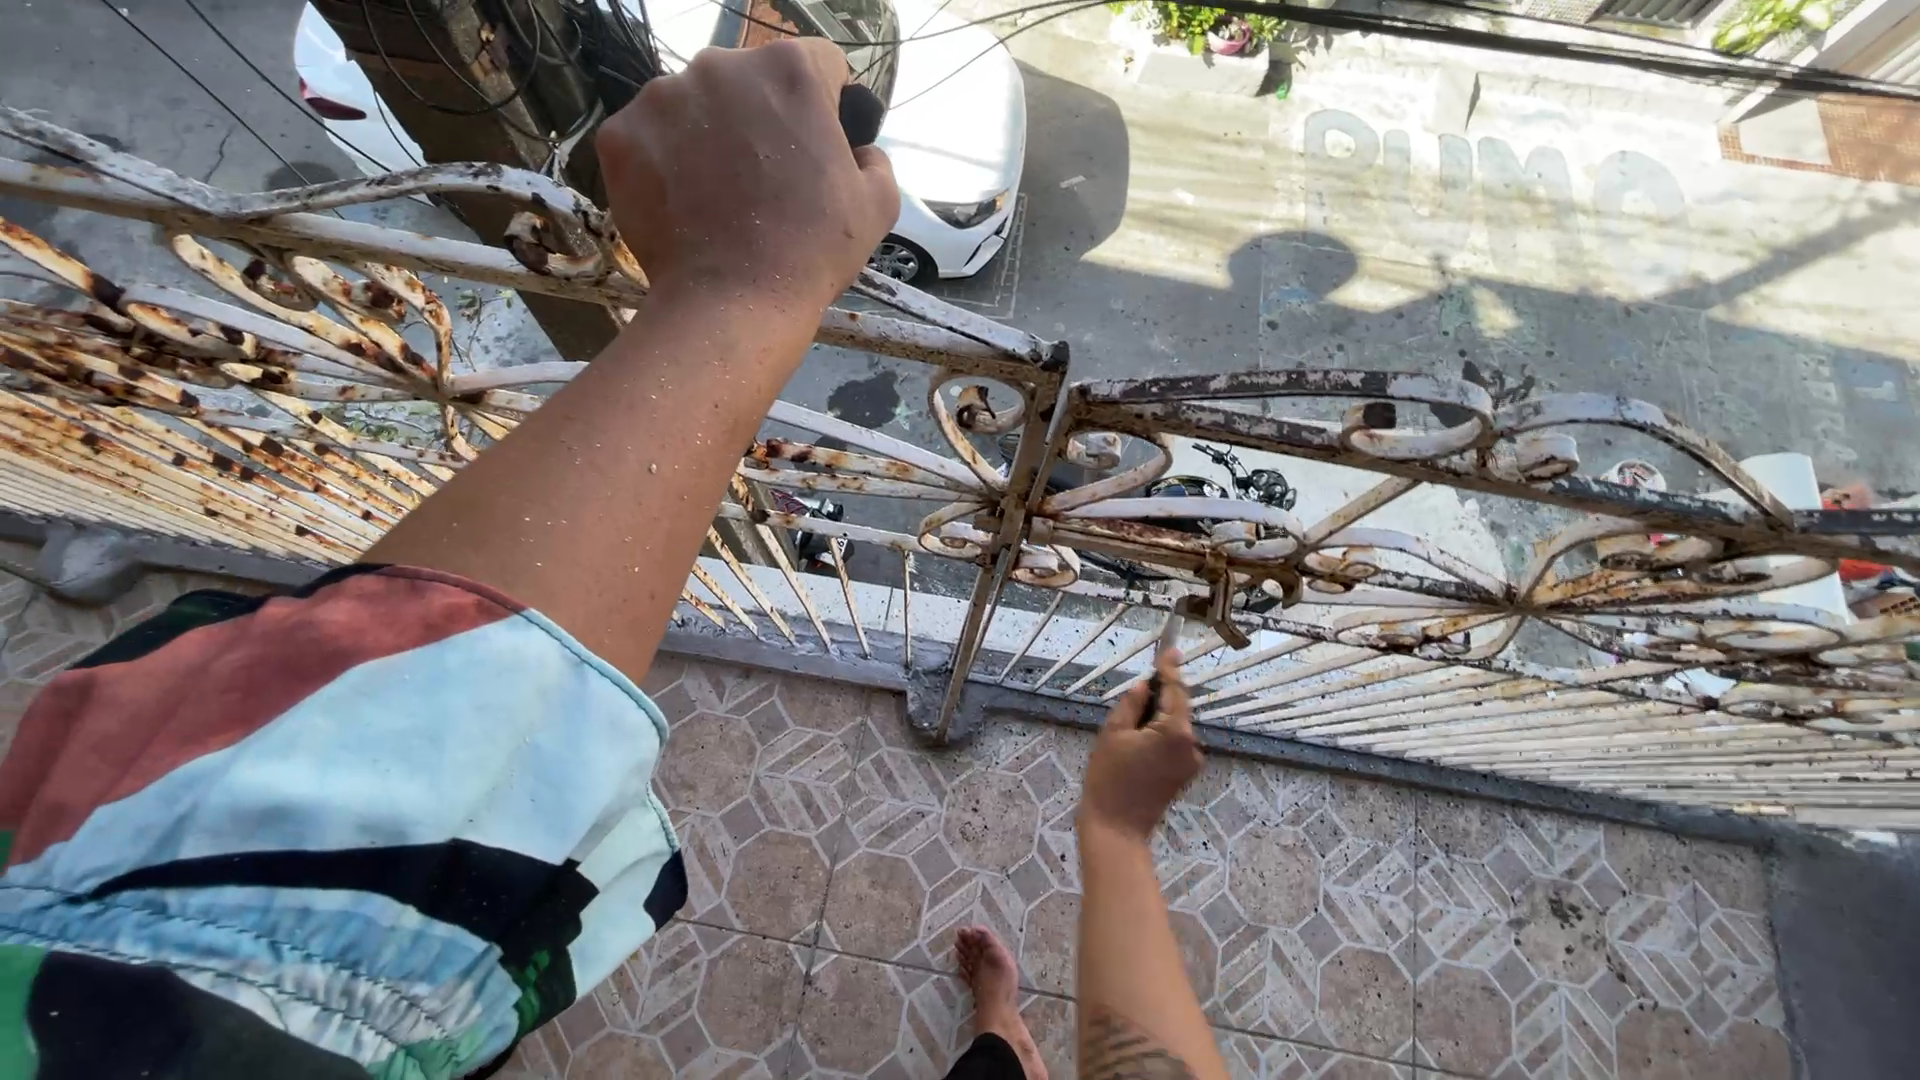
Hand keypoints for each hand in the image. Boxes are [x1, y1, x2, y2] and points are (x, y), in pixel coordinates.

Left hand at [595, 40, 899, 312]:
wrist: (735, 301)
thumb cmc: (813, 252)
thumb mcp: (877, 206)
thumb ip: (875, 159)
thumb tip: (860, 152)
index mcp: (790, 71)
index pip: (818, 64)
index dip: (827, 107)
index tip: (821, 148)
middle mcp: (721, 65)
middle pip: (750, 83)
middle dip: (763, 120)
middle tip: (770, 183)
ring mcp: (662, 96)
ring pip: (696, 107)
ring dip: (712, 139)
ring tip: (723, 200)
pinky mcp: (621, 134)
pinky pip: (652, 139)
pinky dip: (668, 165)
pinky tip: (687, 207)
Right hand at [1079, 649, 1202, 844]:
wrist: (1117, 828)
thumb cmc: (1109, 778)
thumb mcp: (1113, 733)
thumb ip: (1131, 704)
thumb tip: (1145, 685)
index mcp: (1174, 731)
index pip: (1175, 690)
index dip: (1169, 668)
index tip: (1170, 648)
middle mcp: (1191, 744)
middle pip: (1177, 708)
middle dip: (1159, 696)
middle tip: (1136, 691)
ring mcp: (1191, 761)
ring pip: (1175, 726)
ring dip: (1157, 717)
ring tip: (1127, 726)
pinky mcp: (1185, 773)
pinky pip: (1174, 742)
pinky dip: (1160, 734)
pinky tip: (1137, 743)